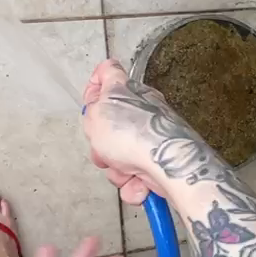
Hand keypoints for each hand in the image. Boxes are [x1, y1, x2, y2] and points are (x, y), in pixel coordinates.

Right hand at [81, 59, 192, 204]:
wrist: (167, 163)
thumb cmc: (133, 135)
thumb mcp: (96, 114)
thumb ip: (91, 108)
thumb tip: (94, 110)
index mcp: (127, 90)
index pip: (108, 71)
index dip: (93, 85)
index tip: (89, 104)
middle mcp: (142, 110)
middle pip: (111, 127)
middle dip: (102, 147)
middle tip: (103, 152)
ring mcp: (152, 136)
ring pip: (121, 156)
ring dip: (117, 171)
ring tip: (124, 172)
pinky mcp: (162, 160)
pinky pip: (137, 176)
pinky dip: (134, 185)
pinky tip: (138, 185)